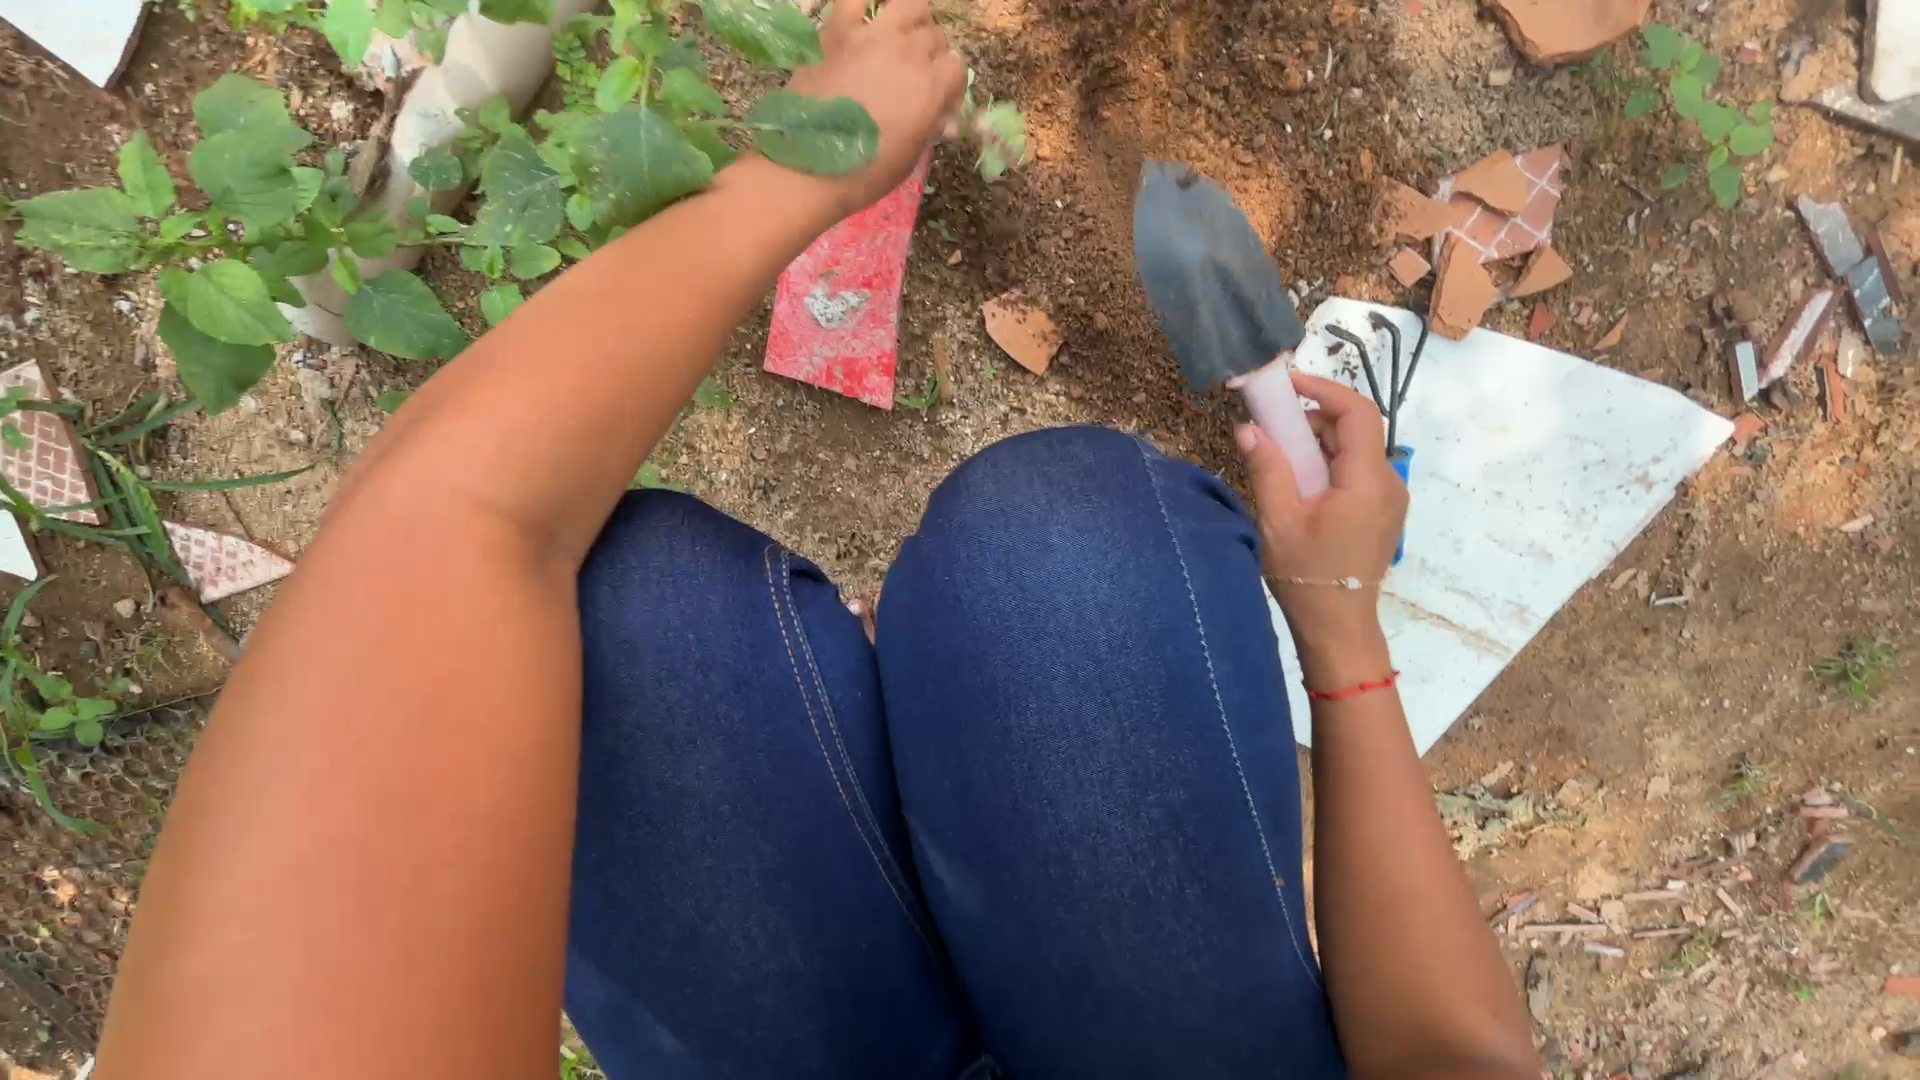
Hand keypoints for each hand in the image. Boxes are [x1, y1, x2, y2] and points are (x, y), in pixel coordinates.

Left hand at [785, 0, 967, 213]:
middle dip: (931, 57)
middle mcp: (908, 53)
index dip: (951, 86)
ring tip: (901, 39)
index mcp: (931, 87)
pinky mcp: (838, 31)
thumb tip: (939, 115)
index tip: (940, 104)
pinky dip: (865, 6)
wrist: (811, 167)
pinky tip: (865, 22)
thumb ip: (928, 125)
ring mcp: (872, 36)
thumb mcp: (910, 156)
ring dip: (912, 20)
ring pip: (909, 6)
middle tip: (915, 78)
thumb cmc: (866, 173)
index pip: (957, 68)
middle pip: (934, 37)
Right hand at [1237, 372, 1407, 669]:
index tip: (1289, 383)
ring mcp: (1389, 498)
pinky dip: (1327, 463)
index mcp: (1366, 481)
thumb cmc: (1306, 574)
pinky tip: (1300, 483)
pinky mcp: (1381, 511)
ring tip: (1280, 458)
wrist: (1338, 624)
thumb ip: (1267, 469)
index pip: (1358, 413)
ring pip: (1356, 450)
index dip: (1325, 389)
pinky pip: (1357, 472)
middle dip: (1314, 418)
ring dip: (1318, 442)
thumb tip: (1248, 428)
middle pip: (1357, 429)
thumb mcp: (1278, 520)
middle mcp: (1387, 482)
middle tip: (1273, 428)